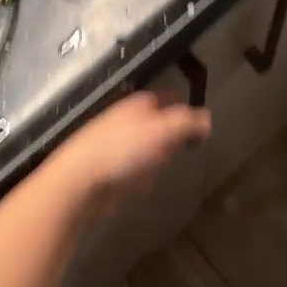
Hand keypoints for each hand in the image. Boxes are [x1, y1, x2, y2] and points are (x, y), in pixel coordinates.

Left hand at [46, 91, 210, 215]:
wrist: (79, 180)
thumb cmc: (124, 148)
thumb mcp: (164, 129)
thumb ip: (188, 122)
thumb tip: (207, 118)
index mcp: (138, 104)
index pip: (166, 98)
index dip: (182, 107)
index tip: (197, 123)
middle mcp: (126, 120)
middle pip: (157, 125)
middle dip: (170, 139)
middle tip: (181, 148)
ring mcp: (114, 145)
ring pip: (145, 150)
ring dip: (155, 161)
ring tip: (159, 170)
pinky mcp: (107, 170)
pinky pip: (132, 172)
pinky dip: (139, 179)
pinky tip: (140, 187)